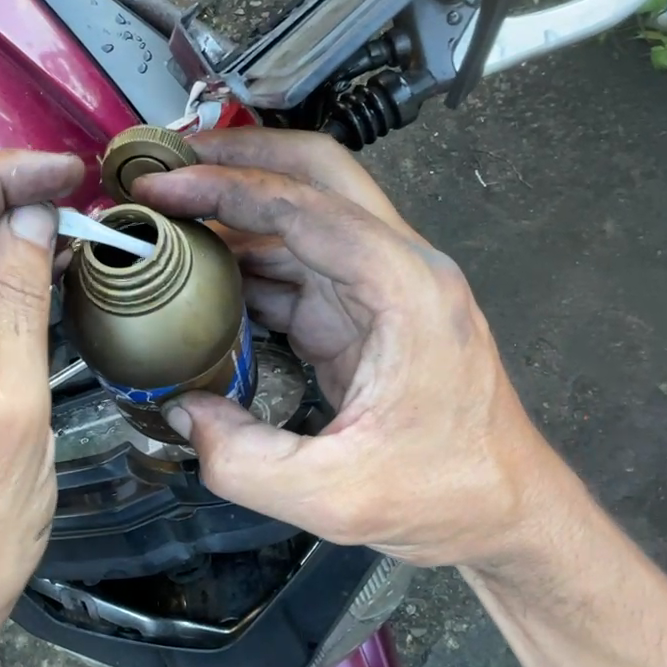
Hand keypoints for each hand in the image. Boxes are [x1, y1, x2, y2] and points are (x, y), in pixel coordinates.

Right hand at [131, 129, 571, 568]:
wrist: (505, 510)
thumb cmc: (445, 495)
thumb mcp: (334, 498)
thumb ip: (241, 459)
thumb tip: (181, 410)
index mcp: (406, 291)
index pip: (305, 209)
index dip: (225, 188)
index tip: (161, 187)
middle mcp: (398, 269)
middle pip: (317, 175)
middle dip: (240, 156)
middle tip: (170, 160)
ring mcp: (378, 287)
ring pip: (300, 215)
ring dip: (234, 208)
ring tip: (167, 215)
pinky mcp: (359, 312)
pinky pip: (292, 265)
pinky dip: (242, 259)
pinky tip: (198, 274)